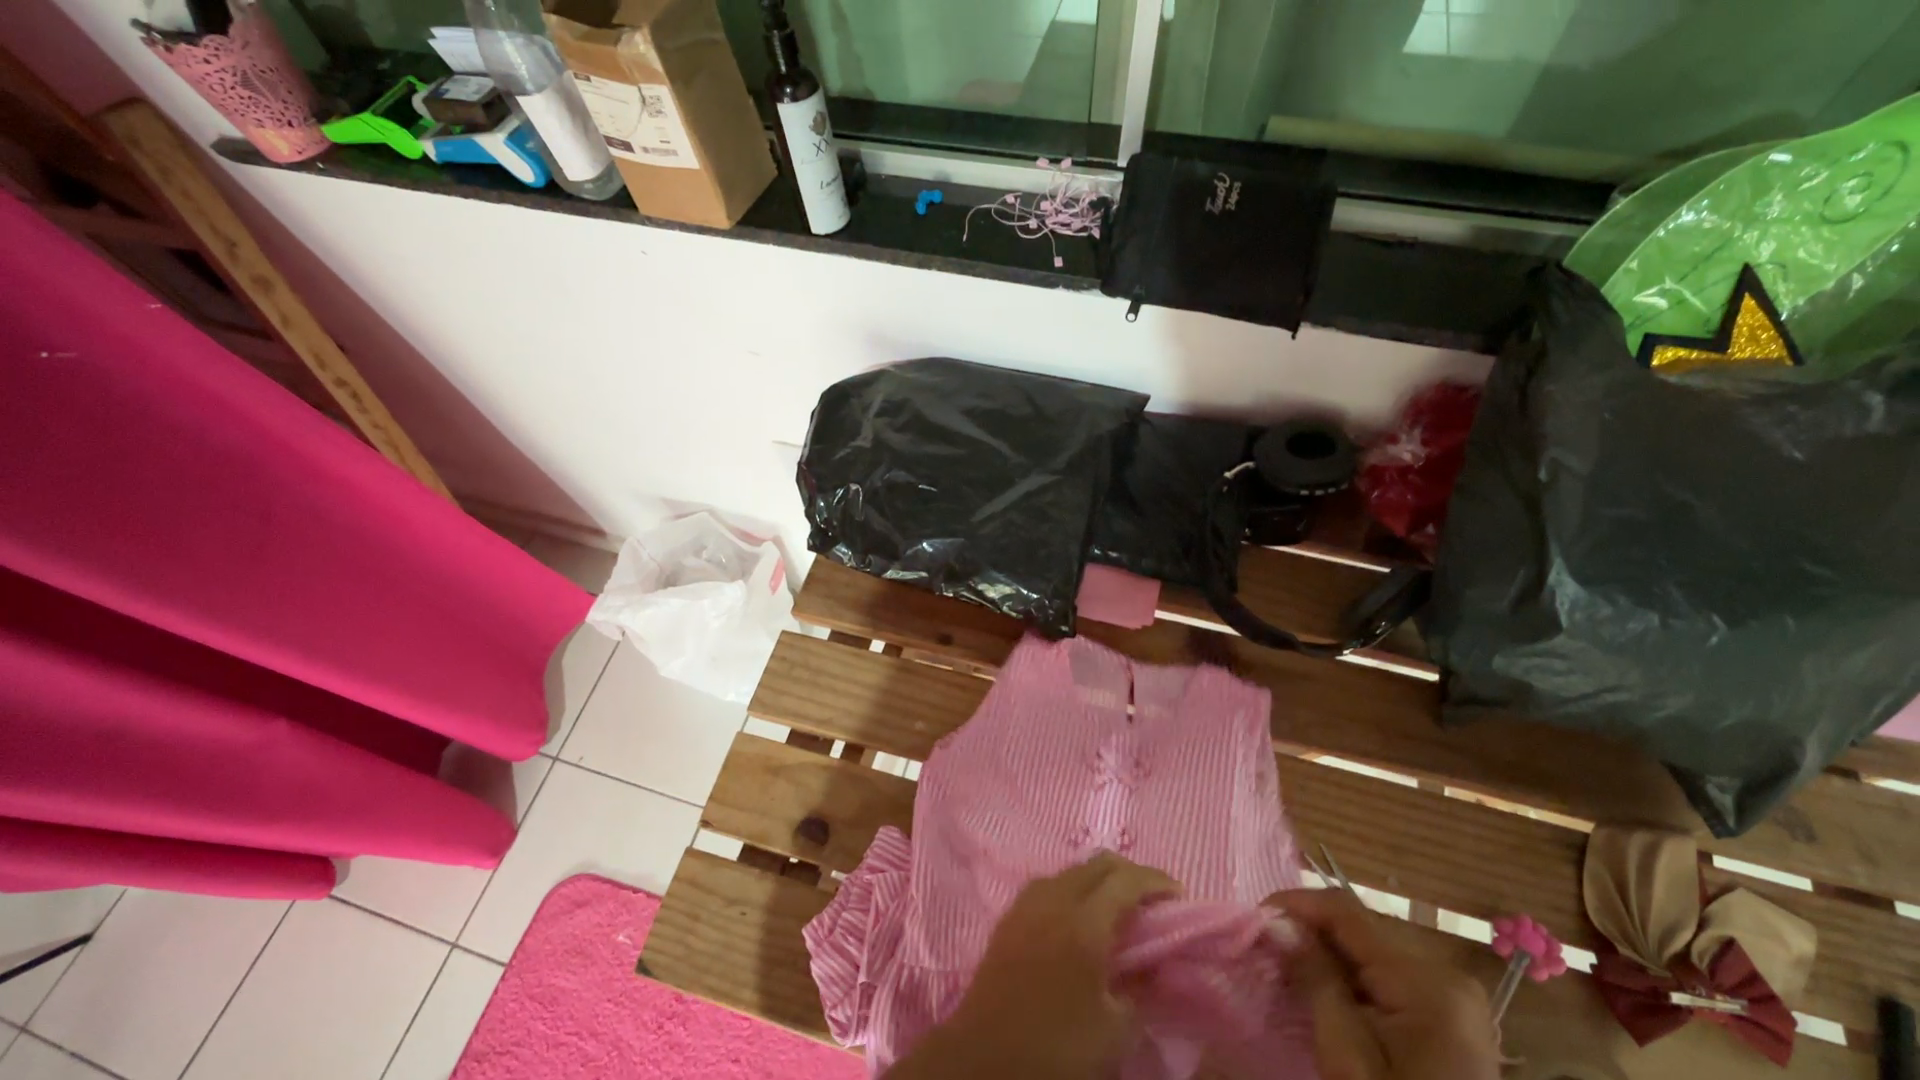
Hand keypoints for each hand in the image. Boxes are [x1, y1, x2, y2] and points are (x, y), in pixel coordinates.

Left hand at [886, 852, 1178, 1079]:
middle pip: (1098, 864)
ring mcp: (1026, 905)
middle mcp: (1053, 901)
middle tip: (1153, 904)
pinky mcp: (1008, 918)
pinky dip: (1074, 889)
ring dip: (1100, 879)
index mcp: (1083, 923)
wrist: (983, 1058)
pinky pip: (1049, 885)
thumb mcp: (1116, 1029)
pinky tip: (1081, 918)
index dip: (1158, 881)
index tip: (1179, 898)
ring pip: (1071, 870)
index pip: (1127, 879)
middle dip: (1131, 874)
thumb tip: (1157, 961)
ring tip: (1119, 911)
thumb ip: (1143, 986)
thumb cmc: (1055, 1047)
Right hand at [1268, 889, 1499, 1079]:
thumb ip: (1317, 982)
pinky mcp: (1452, 1015)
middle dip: (1311, 932)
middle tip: (1265, 950)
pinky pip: (1392, 976)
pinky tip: (1326, 992)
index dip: (1296, 905)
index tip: (1252, 918)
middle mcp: (1448, 974)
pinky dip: (1355, 977)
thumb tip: (1283, 925)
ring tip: (1288, 969)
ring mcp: (1455, 995)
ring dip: (1329, 954)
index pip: (1349, 914)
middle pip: (1363, 930)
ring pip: (1375, 950)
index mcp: (1428, 982)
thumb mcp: (1347, 1058)